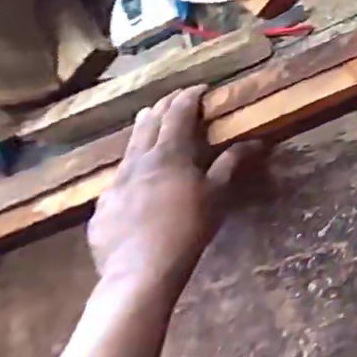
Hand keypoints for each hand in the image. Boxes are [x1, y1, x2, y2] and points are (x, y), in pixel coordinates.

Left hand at [87, 87, 264, 297]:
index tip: (200, 87)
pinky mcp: (102, 207)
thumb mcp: (218, 192)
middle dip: (162, 107)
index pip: (177, 115)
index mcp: (168, 155)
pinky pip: (119, 177)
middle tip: (175, 97)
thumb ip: (232, 162)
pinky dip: (133, 164)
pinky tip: (139, 174)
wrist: (140, 269)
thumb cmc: (189, 225)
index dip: (188, 98)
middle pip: (147, 126)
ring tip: (149, 120)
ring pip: (128, 149)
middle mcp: (137, 163)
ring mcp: (114, 186)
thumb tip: (253, 141)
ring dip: (143, 131)